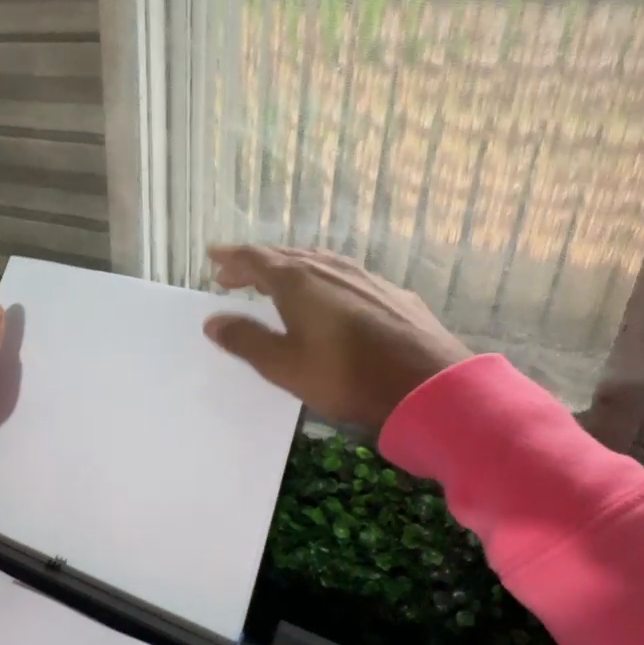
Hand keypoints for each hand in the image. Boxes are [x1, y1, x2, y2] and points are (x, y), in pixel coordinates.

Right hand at [203, 246, 470, 430]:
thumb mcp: (284, 365)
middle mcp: (330, 270)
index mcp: (297, 281)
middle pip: (285, 256)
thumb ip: (246, 340)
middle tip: (234, 275)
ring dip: (290, 269)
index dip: (231, 258)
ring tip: (276, 282)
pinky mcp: (392, 294)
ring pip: (318, 262)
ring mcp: (365, 278)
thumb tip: (212, 320)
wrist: (431, 387)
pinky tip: (328, 297)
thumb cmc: (346, 376)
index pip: (255, 259)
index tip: (213, 258)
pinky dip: (322, 280)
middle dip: (256, 264)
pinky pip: (345, 276)